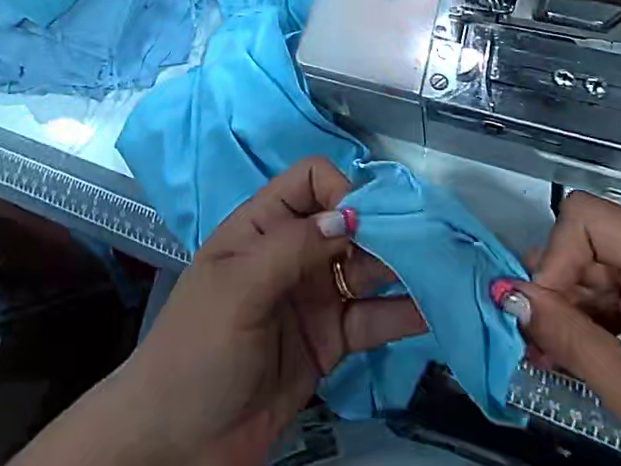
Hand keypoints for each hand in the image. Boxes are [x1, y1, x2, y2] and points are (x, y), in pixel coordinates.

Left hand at [13, 157, 425, 465]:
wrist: (176, 444)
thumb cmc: (196, 350)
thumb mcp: (237, 289)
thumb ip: (292, 248)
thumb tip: (350, 214)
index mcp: (264, 226)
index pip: (312, 181)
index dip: (342, 191)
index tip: (364, 221)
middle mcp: (294, 253)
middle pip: (350, 223)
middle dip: (387, 228)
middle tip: (429, 241)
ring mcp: (314, 297)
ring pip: (368, 269)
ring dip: (404, 267)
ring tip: (444, 268)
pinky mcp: (330, 341)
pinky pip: (372, 318)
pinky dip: (403, 313)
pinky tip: (433, 309)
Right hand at [494, 192, 620, 465]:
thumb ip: (568, 337)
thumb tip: (511, 295)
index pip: (589, 220)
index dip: (555, 259)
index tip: (537, 310)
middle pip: (593, 247)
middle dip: (557, 290)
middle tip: (534, 340)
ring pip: (603, 277)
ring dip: (571, 314)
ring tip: (553, 357)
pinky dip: (595, 329)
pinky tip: (580, 360)